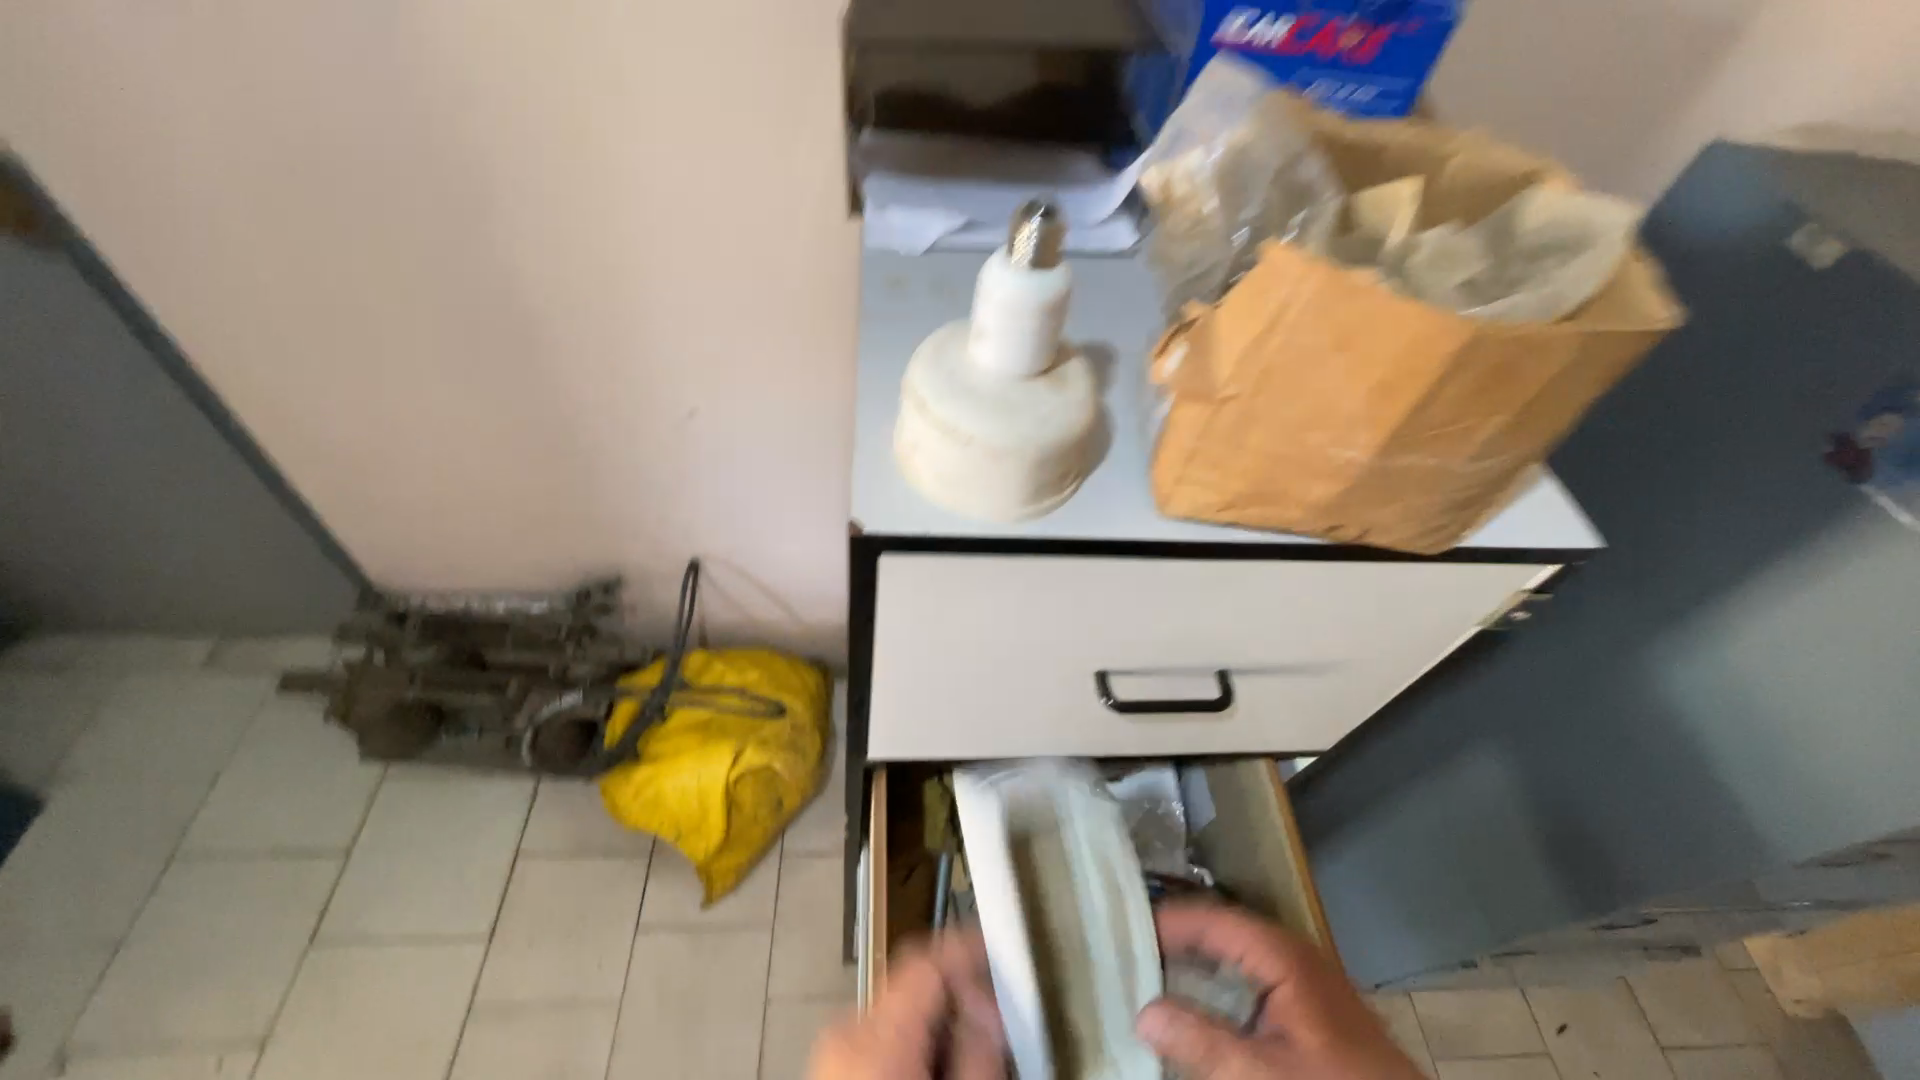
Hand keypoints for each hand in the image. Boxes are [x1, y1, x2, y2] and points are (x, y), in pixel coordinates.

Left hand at [808, 928, 1004, 1078]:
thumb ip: (977, 1049)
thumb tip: (987, 1006)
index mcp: (876, 1035)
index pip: (925, 959)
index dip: (964, 946)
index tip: (998, 947)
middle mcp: (846, 1030)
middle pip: (911, 984)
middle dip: (955, 996)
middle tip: (993, 1026)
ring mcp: (830, 1051)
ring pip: (897, 1011)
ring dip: (933, 1022)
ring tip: (964, 1059)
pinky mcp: (828, 1069)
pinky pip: (877, 1037)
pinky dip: (908, 1043)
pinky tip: (931, 1071)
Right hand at [1138, 902, 1422, 1079]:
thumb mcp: (1259, 1073)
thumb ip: (1201, 1040)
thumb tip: (1144, 1011)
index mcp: (1282, 954)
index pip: (1212, 917)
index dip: (1168, 920)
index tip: (1126, 930)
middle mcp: (1295, 953)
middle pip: (1224, 928)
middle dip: (1179, 936)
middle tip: (1134, 948)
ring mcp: (1307, 977)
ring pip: (1240, 950)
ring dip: (1199, 957)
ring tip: (1156, 969)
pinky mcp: (1313, 1003)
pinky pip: (1255, 972)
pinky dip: (1222, 977)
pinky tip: (1202, 1000)